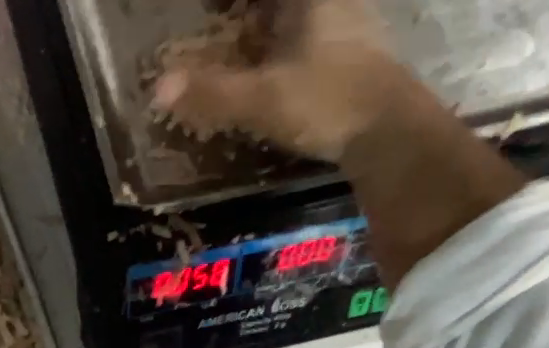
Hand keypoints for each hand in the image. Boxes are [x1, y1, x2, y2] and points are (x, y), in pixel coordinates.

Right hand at [151, 0, 412, 162]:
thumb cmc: (328, 101)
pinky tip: (268, 66)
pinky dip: (285, 44)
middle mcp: (334, 3)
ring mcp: (348, 27)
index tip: (210, 9)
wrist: (391, 133)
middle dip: (251, 13)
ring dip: (269, 25)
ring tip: (237, 40)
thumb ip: (210, 93)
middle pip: (287, 4)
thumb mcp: (261, 100)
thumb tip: (157, 89)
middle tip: (216, 20)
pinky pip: (310, 36)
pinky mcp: (353, 57)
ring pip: (302, 15)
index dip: (231, 3)